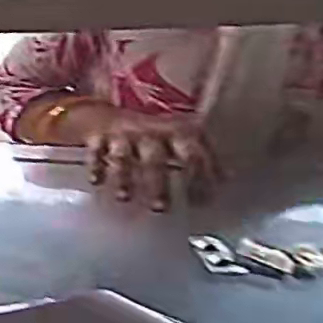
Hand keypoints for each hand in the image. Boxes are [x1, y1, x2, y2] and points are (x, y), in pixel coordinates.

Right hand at [83, 113, 220, 211]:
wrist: (106, 113)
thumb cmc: (149, 134)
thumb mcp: (179, 137)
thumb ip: (201, 156)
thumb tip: (227, 178)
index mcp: (175, 132)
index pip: (192, 156)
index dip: (199, 179)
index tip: (200, 203)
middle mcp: (149, 133)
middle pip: (156, 160)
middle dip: (158, 184)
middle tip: (160, 208)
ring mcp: (122, 136)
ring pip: (123, 158)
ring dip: (124, 178)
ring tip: (124, 198)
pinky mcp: (98, 138)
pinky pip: (96, 153)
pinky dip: (96, 167)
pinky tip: (97, 182)